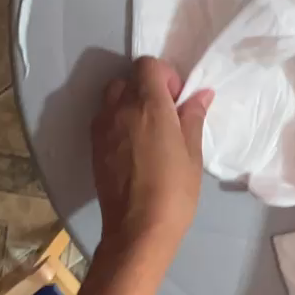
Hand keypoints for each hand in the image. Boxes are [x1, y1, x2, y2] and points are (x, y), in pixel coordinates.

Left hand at [90, 56, 212, 260]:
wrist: (138, 229)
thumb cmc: (174, 192)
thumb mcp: (192, 154)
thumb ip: (192, 118)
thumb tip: (200, 94)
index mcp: (148, 106)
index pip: (148, 65)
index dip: (165, 76)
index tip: (177, 100)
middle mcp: (120, 109)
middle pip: (128, 79)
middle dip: (146, 88)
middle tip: (165, 115)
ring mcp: (102, 128)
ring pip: (112, 97)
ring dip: (129, 103)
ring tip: (147, 130)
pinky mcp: (94, 146)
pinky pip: (104, 119)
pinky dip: (118, 121)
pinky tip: (134, 147)